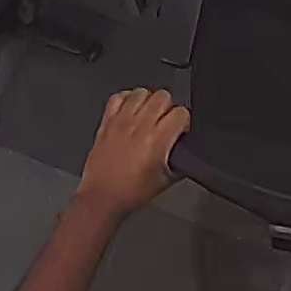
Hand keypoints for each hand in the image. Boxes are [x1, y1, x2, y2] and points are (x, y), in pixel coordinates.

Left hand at [75, 89, 189, 218]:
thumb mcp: (168, 179)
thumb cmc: (132, 192)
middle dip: (168, 108)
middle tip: (165, 122)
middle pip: (163, 96)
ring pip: (141, 92)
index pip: (180, 112)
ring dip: (148, 101)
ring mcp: (121, 122)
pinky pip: (118, 97)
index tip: (181, 129)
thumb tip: (188, 148)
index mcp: (157, 140)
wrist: (102, 198)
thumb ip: (181, 159)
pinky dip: (126, 100)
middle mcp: (139, 126)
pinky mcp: (106, 122)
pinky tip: (130, 111)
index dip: (184, 121)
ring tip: (148, 115)